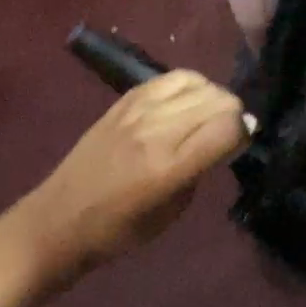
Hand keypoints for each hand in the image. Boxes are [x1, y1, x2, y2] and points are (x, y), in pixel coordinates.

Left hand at [14, 70, 248, 277]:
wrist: (60, 218)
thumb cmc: (119, 230)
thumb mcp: (172, 212)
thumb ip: (200, 170)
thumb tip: (225, 140)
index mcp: (168, 167)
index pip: (227, 127)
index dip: (245, 133)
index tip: (243, 143)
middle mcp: (156, 130)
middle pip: (218, 100)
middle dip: (233, 114)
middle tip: (228, 133)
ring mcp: (139, 109)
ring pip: (199, 82)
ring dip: (213, 98)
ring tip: (208, 116)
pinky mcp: (126, 98)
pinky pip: (173, 76)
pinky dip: (190, 85)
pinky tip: (188, 102)